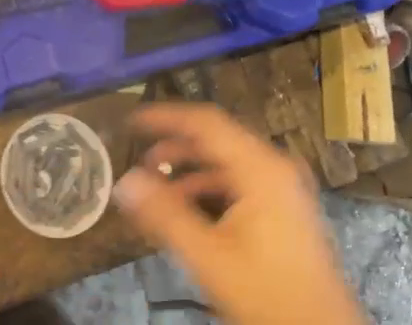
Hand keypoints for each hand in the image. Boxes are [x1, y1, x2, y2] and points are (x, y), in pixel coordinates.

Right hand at [112, 103, 364, 324]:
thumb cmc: (268, 293)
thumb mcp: (209, 256)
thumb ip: (165, 216)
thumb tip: (126, 181)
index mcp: (260, 167)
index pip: (205, 122)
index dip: (166, 117)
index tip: (134, 122)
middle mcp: (275, 167)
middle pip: (217, 139)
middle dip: (176, 145)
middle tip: (142, 158)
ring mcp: (284, 187)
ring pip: (228, 161)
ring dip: (192, 168)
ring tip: (159, 184)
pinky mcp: (286, 208)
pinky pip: (242, 180)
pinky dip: (211, 185)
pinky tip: (189, 209)